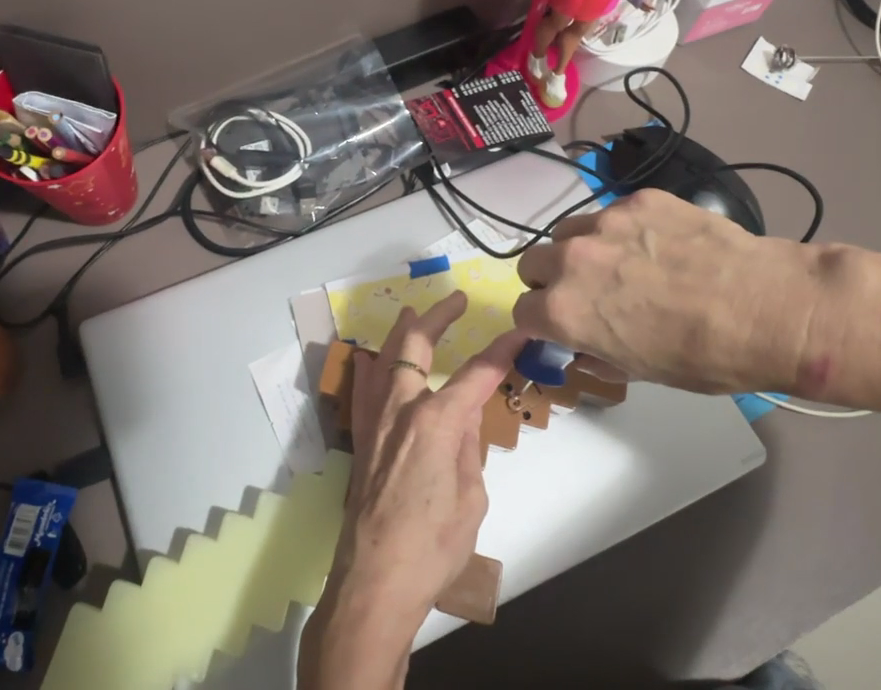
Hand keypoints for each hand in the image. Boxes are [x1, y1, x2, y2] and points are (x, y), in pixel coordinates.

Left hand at [299, 293, 525, 689]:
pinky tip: (372, 359)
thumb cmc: (433, 546)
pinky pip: (365, 389)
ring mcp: (374, 423)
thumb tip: (465, 417)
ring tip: (412, 312)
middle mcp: (400, 410)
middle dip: (437, 317)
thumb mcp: (471, 498)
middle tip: (455, 300)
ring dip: (400, 333)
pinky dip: (372, 367)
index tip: (519, 330)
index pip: (475, 374)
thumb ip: (469, 449)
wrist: (375, 580)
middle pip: (415, 347)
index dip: (500, 350)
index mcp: (436, 421)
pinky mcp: (361, 441)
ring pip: (383, 360)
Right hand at [512, 190, 823, 393]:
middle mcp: (571, 260)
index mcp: (563, 310)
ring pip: (568, 232)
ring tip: (623, 265)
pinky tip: (660, 246)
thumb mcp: (638, 372)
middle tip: (589, 294)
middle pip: (534, 264)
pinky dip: (623, 231)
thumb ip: (594, 354)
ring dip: (581, 250)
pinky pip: (612, 214)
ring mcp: (605, 223)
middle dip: (551, 280)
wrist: (768, 308)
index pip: (522, 311)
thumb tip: (582, 347)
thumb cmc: (704, 356)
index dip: (540, 323)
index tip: (559, 326)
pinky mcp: (639, 200)